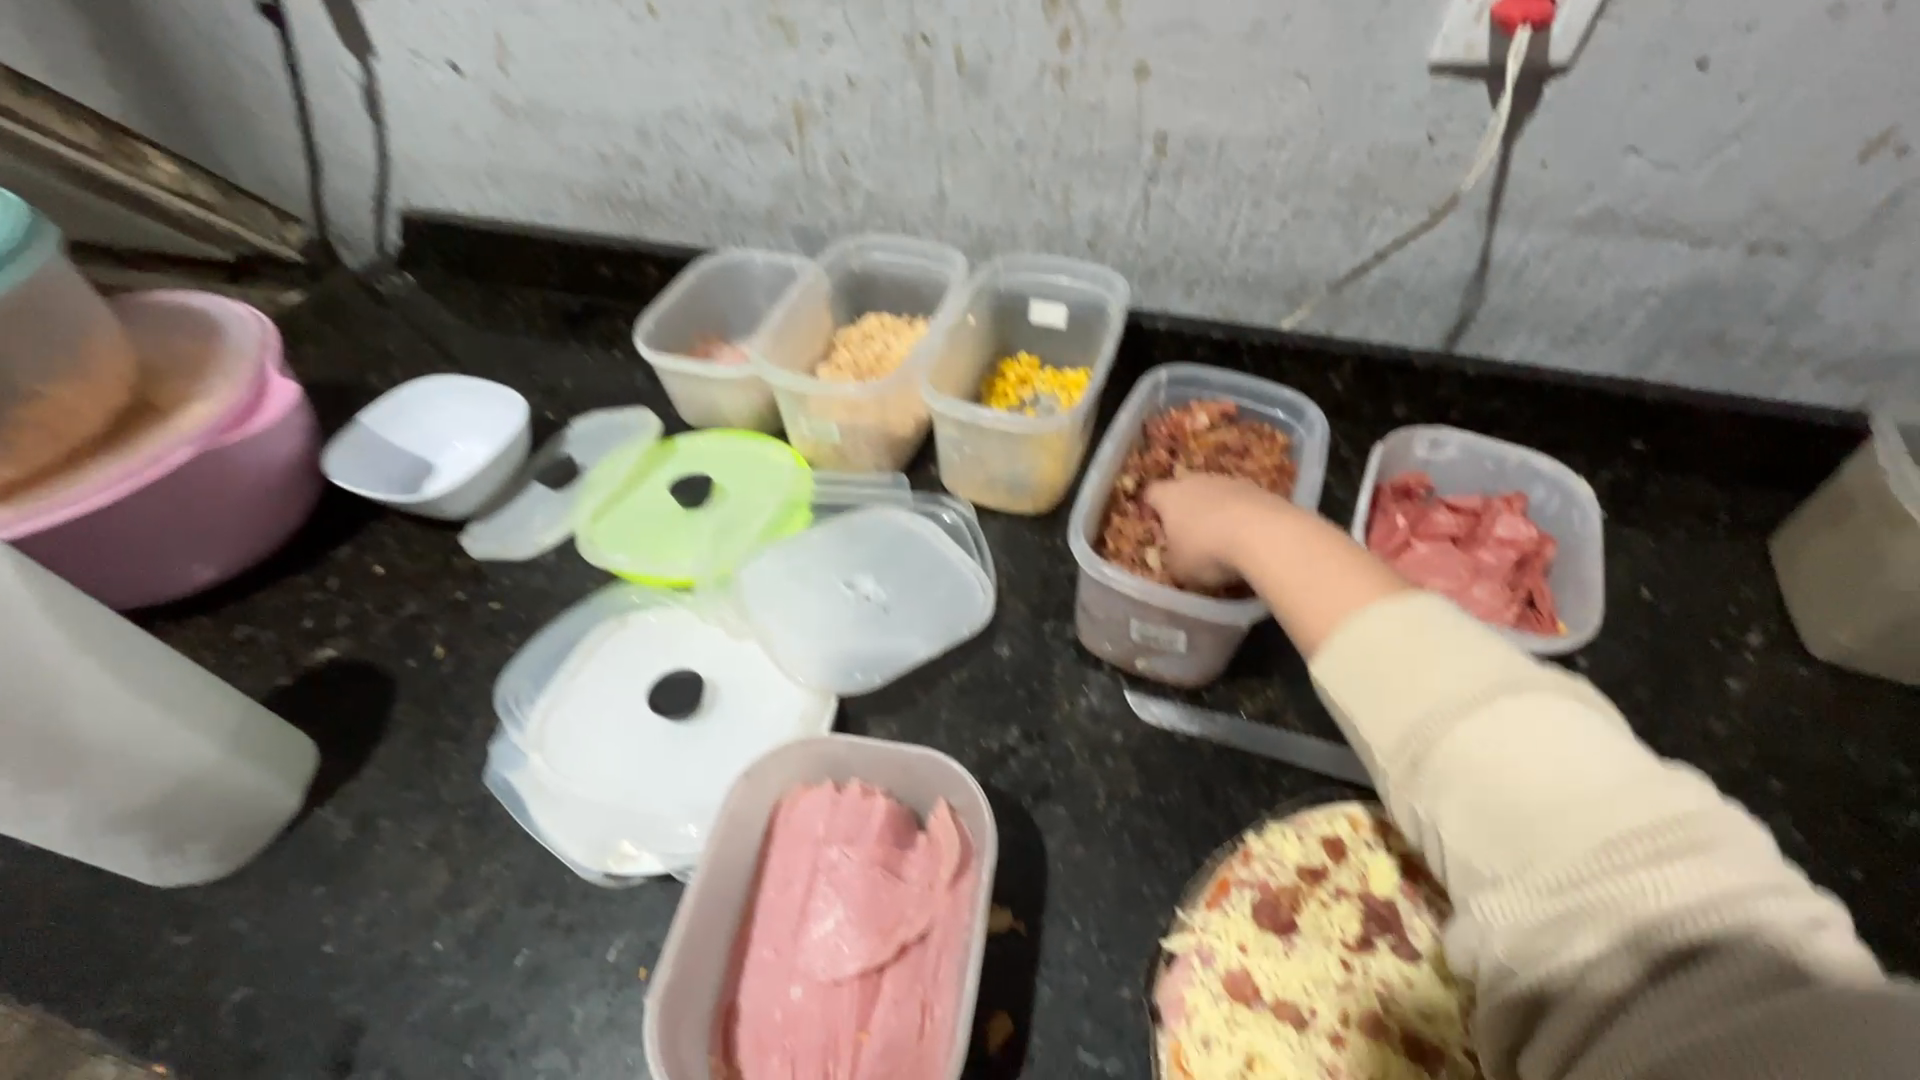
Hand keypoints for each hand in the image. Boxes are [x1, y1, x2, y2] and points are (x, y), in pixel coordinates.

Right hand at [1144, 474, 1286, 590]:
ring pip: (1215, 495)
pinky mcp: (1260, 489)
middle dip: (1185, 510)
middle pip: (1185, 490)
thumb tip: (1177, 557)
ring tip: (1223, 540)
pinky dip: (1241, 517)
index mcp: (1169, 496)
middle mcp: (1196, 481)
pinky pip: (1242, 503)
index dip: (1150, 510)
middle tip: (1189, 536)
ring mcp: (1230, 482)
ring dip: (1216, 512)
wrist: (1264, 535)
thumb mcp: (1178, 569)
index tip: (1156, 528)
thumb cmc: (1206, 551)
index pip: (1151, 494)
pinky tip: (1247, 539)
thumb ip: (1172, 558)